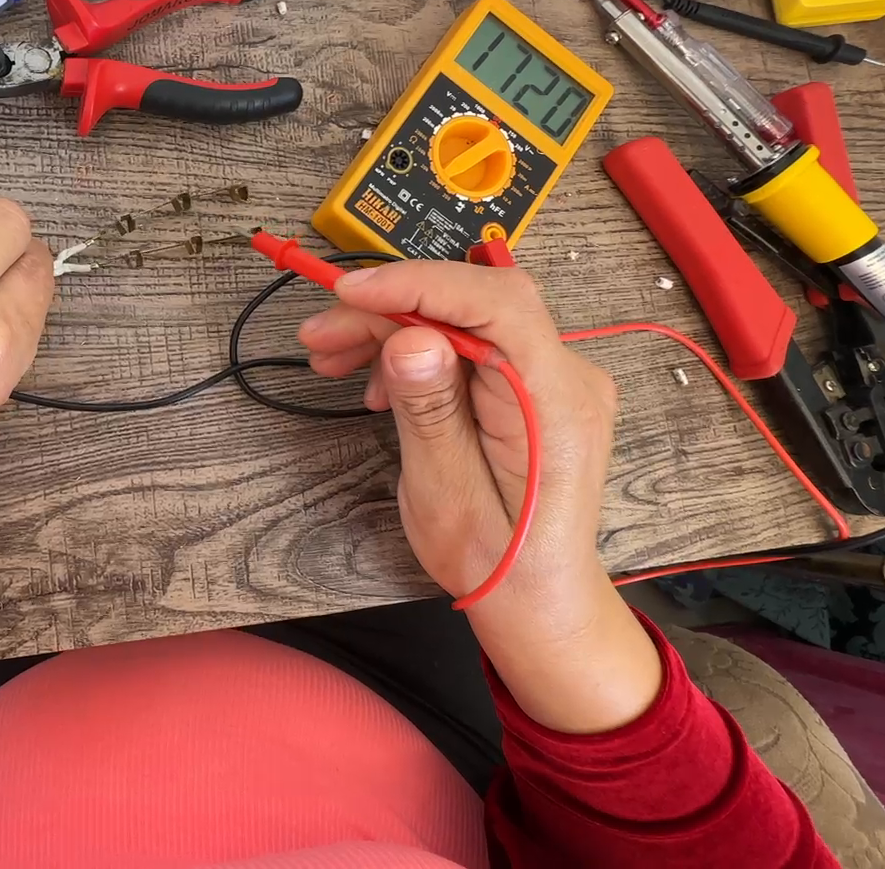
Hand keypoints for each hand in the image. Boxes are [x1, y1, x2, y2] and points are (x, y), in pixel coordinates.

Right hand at [299, 262, 616, 604]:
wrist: (536, 598)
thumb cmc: (493, 560)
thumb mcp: (445, 491)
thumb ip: (431, 411)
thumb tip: (408, 340)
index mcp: (556, 402)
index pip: (496, 305)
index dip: (418, 285)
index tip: (349, 293)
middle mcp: (565, 375)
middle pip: (471, 304)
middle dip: (389, 307)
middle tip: (319, 334)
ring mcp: (547, 377)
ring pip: (460, 319)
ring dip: (389, 329)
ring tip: (330, 358)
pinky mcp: (525, 386)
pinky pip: (465, 345)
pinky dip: (411, 351)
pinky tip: (375, 384)